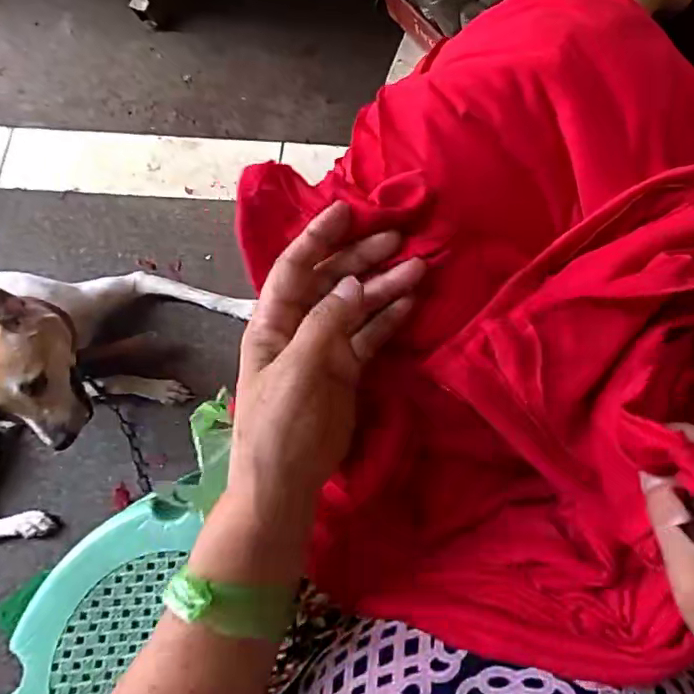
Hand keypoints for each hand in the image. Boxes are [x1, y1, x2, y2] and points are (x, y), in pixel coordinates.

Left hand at [229, 201, 423, 526]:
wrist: (285, 481)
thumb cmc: (279, 425)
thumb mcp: (298, 371)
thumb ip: (327, 324)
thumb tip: (357, 284)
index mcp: (273, 322)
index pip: (295, 268)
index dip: (318, 238)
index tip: (346, 211)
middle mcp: (300, 326)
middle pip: (333, 281)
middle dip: (362, 257)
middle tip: (398, 238)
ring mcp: (326, 347)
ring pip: (358, 306)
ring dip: (385, 286)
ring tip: (419, 267)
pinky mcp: (348, 368)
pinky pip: (371, 335)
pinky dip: (390, 317)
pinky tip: (412, 300)